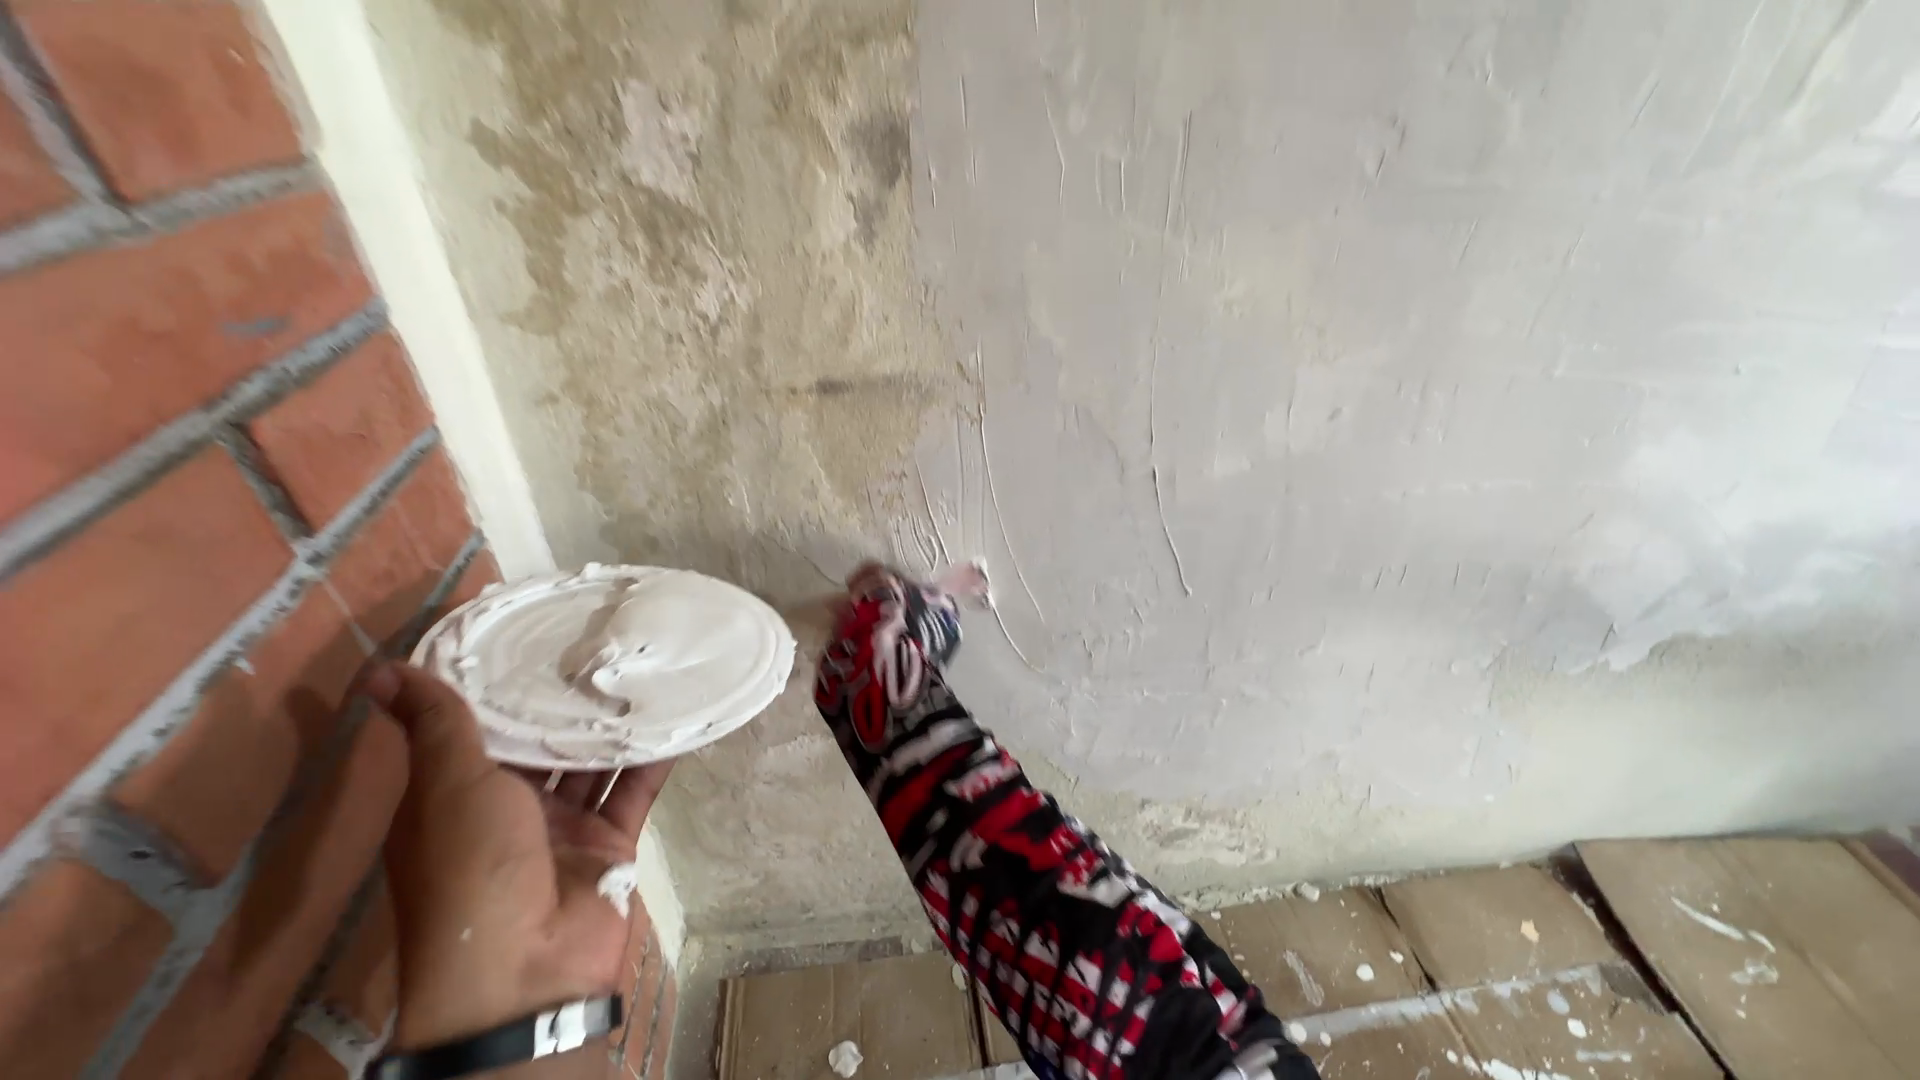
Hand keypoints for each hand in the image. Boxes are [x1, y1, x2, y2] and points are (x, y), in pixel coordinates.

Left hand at [358, 661, 674, 1051]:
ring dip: (614, 723)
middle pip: (540, 741)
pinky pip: (634, 789)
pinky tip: (679, 716)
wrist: (527, 967)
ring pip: (591, 761)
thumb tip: (376, 669)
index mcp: (455, 795)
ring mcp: (562, 826)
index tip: (527, 627)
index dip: (498, 681)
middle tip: (600, 636)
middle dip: (565, 697)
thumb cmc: (471, 866)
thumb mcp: (446, 785)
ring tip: (644, 664)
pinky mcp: (608, 841)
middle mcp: (507, 808)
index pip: (476, 727)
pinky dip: (655, 758)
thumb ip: (434, 723)